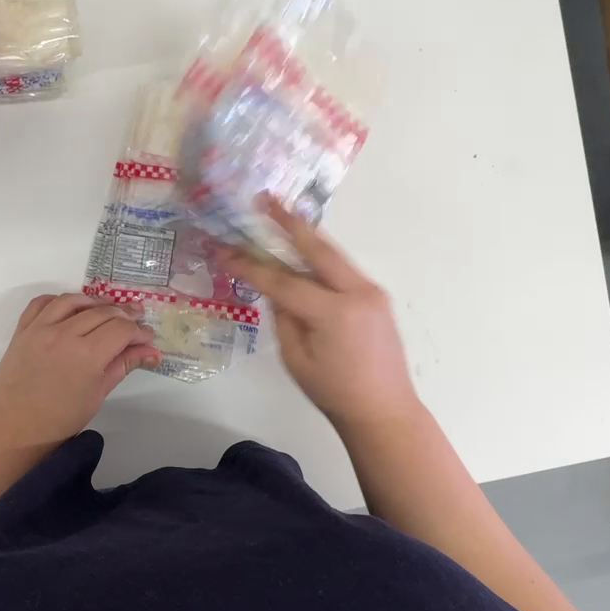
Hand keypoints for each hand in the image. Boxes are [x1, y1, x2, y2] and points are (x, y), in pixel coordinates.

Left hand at [0, 294, 161, 457]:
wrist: (14, 431)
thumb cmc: (60, 421)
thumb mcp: (97, 394)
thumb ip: (122, 365)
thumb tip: (151, 352)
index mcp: (86, 355)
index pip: (121, 329)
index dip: (139, 331)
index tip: (147, 339)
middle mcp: (63, 334)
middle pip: (102, 312)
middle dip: (124, 315)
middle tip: (137, 320)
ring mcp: (39, 329)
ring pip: (74, 300)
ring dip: (95, 302)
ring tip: (109, 310)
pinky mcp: (22, 331)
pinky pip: (41, 303)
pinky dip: (60, 300)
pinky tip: (72, 308)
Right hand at [215, 198, 419, 431]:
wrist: (384, 410)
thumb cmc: (334, 393)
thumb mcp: (296, 359)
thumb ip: (284, 318)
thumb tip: (276, 290)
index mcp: (333, 312)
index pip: (282, 281)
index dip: (250, 266)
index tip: (225, 252)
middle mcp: (357, 293)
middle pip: (317, 249)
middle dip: (288, 223)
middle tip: (265, 200)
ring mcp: (373, 292)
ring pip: (333, 255)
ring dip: (306, 236)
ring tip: (282, 215)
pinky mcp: (377, 298)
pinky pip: (343, 270)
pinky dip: (321, 258)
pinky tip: (304, 250)